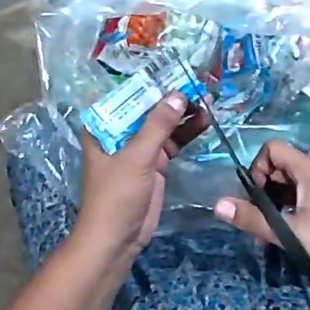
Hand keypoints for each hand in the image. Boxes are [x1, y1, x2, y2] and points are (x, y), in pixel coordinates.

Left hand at [74, 92, 199, 258]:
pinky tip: (203, 122)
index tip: (173, 70)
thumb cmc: (116, 195)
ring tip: (206, 100)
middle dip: (169, 99)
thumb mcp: (137, 157)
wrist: (116, 239)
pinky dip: (184, 134)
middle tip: (197, 84)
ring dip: (181, 116)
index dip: (149, 84)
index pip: (125, 98)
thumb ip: (157, 126)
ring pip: (160, 127)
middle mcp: (118, 135)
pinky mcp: (151, 167)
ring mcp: (135, 151)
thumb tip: (177, 95)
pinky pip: (169, 144)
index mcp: (102, 129)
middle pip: (146, 110)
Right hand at [212, 140, 309, 290]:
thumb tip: (217, 204)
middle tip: (257, 216)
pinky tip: (287, 234)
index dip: (257, 167)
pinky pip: (303, 196)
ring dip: (274, 202)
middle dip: (263, 188)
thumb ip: (252, 218)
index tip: (254, 196)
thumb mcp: (288, 233)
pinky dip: (289, 209)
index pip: (273, 149)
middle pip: (280, 165)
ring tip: (268, 231)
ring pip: (291, 184)